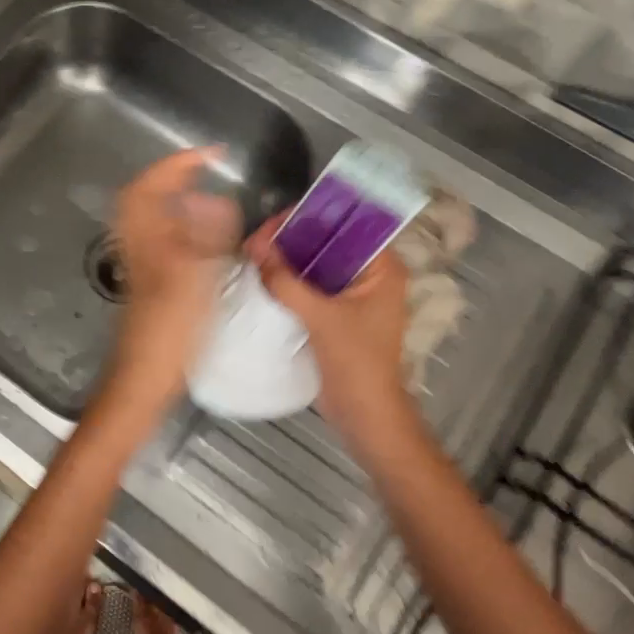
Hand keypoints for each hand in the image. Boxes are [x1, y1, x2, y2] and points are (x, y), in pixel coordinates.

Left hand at [100, 148, 239, 414]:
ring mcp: (140, 267)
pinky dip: (177, 229)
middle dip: (170, 179)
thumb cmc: (170, 335)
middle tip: (203, 172)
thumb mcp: (196, 282)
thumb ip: (205, 236)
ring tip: (206, 200)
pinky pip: (158, 241)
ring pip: (149, 220)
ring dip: (173, 203)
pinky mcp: (148, 286)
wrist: (142, 379)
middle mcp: (138, 248)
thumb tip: (213, 198)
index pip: (150, 187)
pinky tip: (201, 242)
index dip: (177, 164)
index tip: (210, 155)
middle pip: (142, 199)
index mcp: (148, 241)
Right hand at [247, 215, 411, 420]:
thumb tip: (254, 245)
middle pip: (327, 244)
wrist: (364, 414)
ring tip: (251, 256)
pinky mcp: (336, 316)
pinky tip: (260, 279)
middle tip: (253, 241)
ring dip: (286, 262)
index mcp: (382, 268)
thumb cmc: (356, 362)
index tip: (271, 223)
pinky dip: (288, 284)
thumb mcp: (320, 317)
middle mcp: (371, 276)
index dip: (308, 219)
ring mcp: (353, 297)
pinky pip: (309, 288)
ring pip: (315, 267)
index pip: (345, 226)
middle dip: (291, 240)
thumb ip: (286, 281)